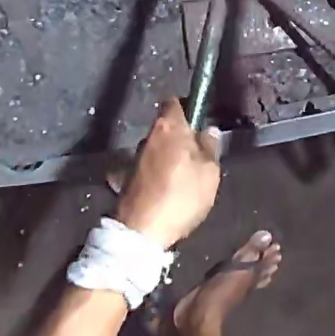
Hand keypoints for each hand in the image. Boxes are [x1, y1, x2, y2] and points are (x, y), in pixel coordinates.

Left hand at [115, 99, 220, 247]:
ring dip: (166, 156)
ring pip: (155, 150)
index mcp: (169, 128)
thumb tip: (207, 130)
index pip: (173, 102)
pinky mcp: (124, 181)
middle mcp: (146, 138)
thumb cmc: (181, 195)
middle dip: (178, 136)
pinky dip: (154, 175)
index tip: (198, 117)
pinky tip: (163, 190)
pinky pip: (145, 170)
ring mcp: (132, 160)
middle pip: (164, 128)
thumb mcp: (209, 171)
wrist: (142, 233)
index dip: (186, 106)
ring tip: (181, 176)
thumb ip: (210, 147)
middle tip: (196, 153)